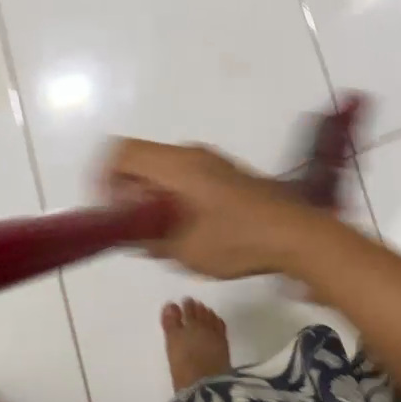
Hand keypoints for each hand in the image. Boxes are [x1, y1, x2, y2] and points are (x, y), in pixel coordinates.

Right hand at [100, 139, 326, 279]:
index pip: (122, 152)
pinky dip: (176, 202)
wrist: (295, 234)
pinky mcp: (226, 176)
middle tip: (139, 235)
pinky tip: (192, 235)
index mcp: (177, 164)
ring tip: (168, 241)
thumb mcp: (182, 249)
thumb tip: (125, 229)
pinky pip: (186, 180)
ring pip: (164, 174)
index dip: (104, 179)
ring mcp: (212, 163)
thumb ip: (145, 237)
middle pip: (142, 163)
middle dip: (130, 197)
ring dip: (155, 203)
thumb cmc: (236, 240)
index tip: (109, 215)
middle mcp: (192, 154)